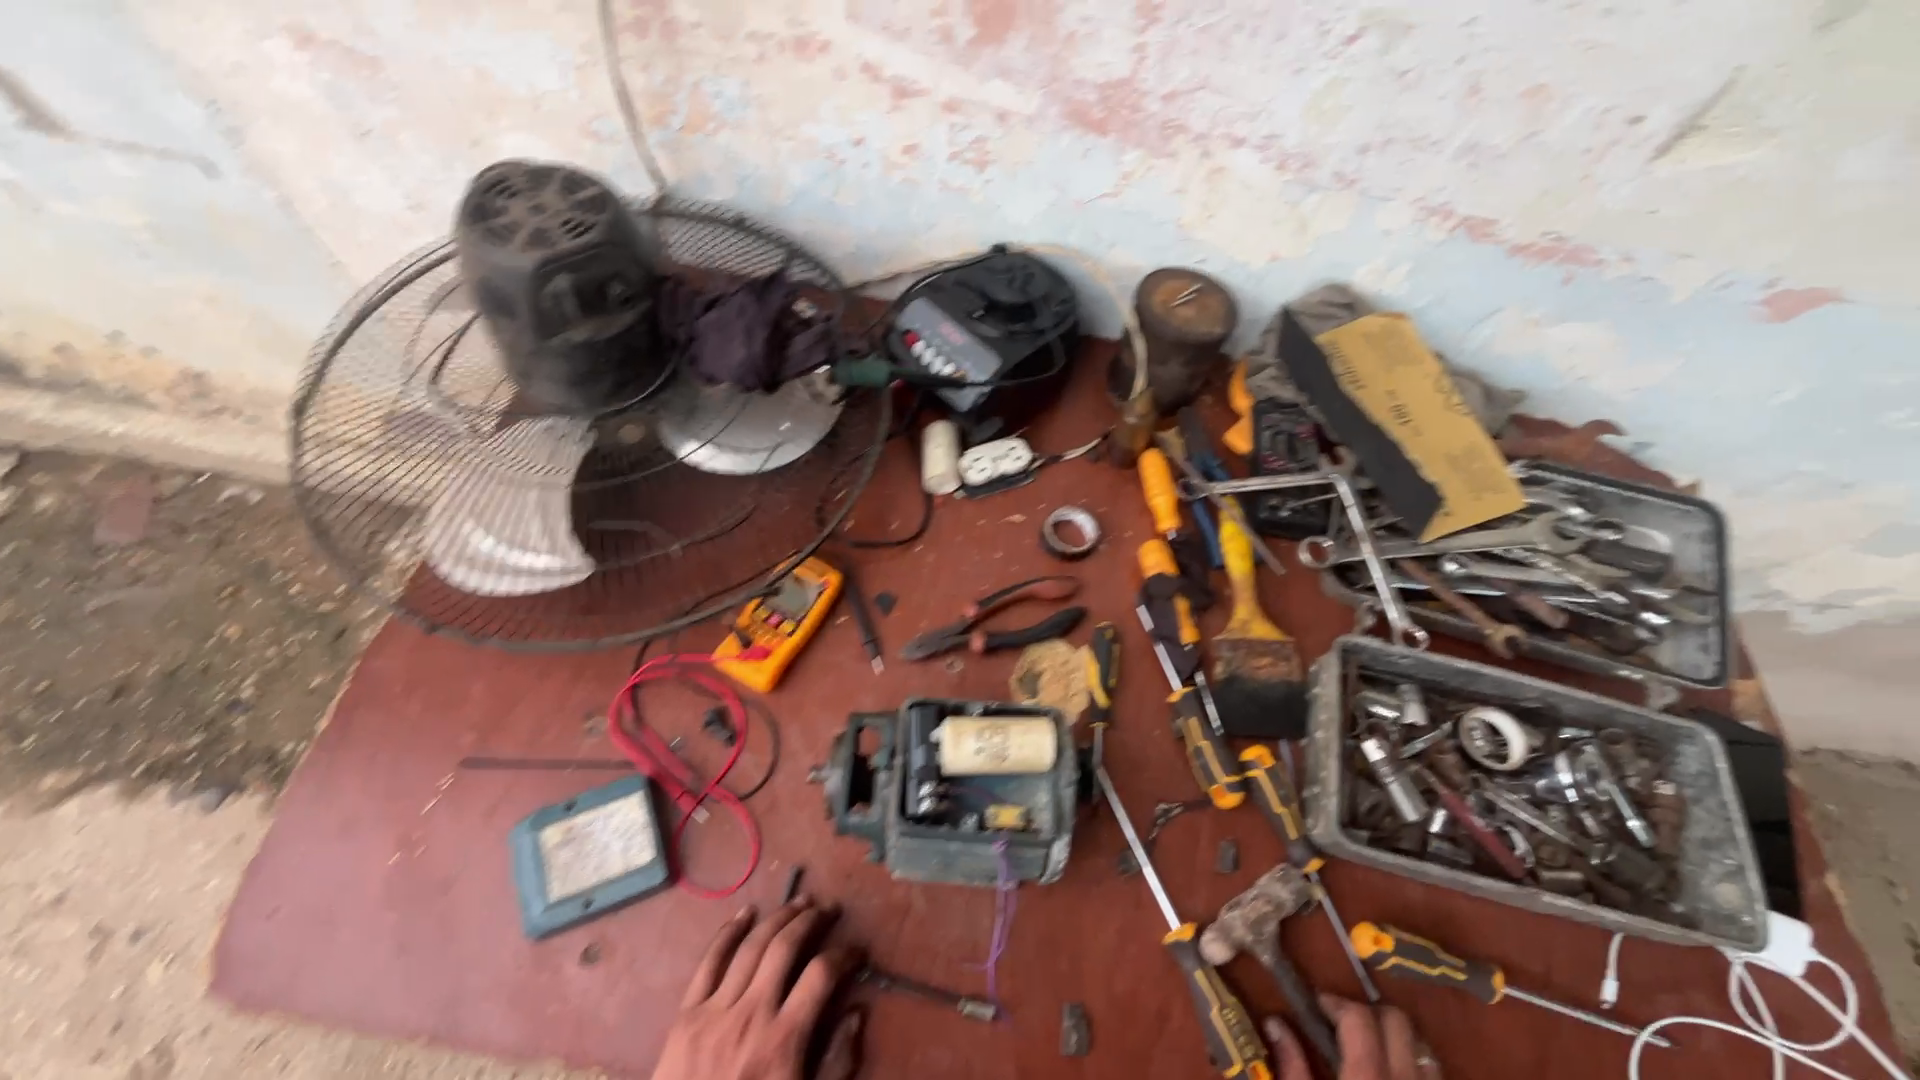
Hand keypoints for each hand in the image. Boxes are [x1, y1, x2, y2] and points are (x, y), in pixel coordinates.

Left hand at [651, 898, 864, 1079]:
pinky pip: (709, 962)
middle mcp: (751, 1015)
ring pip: (750, 946)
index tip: (857, 952)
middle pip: (785, 947)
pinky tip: (746, 913)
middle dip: (811, 921)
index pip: (822, 975)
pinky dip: (728, 932)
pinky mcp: (687, 1015)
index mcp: (784, 1041)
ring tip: (798, 903)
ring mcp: (715, 1011)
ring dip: (778, 918)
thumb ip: (837, 1063)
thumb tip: (857, 1013)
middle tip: (828, 910)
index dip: (844, 955)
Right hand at [1264, 994, 1440, 1079]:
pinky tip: (1392, 1075)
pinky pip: (1434, 1074)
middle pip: (1397, 1021)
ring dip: (1396, 1038)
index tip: (1320, 1003)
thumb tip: (1276, 1024)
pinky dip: (1415, 1065)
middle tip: (1343, 1021)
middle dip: (1369, 1011)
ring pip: (1422, 1047)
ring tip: (1370, 1048)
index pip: (1360, 1017)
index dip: (1338, 1002)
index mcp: (1366, 1076)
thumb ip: (1292, 1067)